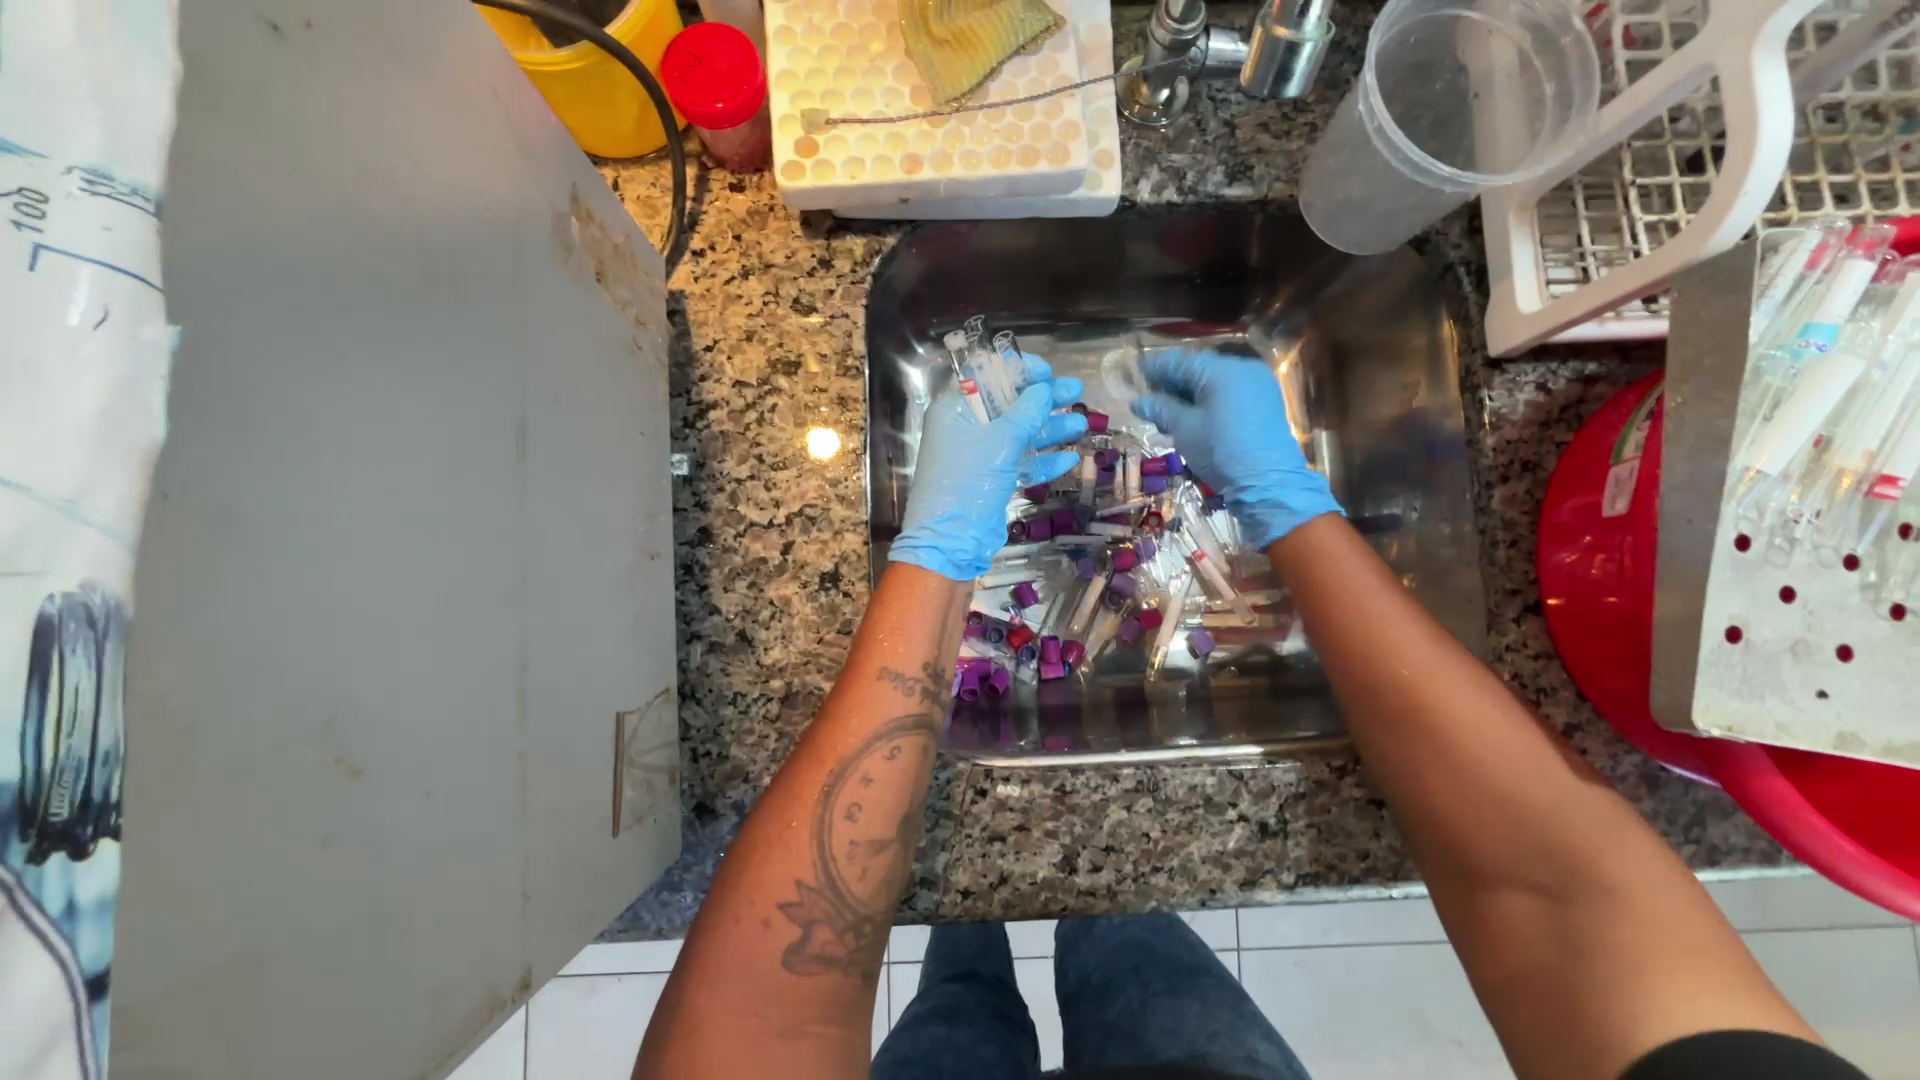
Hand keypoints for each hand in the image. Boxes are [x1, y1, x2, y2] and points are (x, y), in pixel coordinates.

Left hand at [890, 356, 1086, 580]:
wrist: (951, 541)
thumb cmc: (969, 480)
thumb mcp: (1000, 441)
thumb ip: (1026, 412)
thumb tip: (1044, 390)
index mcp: (956, 409)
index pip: (985, 374)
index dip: (1017, 369)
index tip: (1048, 372)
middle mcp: (965, 428)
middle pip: (1008, 404)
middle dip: (1043, 398)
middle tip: (1076, 391)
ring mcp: (979, 455)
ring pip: (1018, 434)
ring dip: (1050, 429)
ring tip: (1081, 423)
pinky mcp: (991, 480)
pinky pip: (1019, 462)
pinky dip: (1042, 460)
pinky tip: (1069, 460)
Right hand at [1130, 349, 1342, 548]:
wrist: (1268, 483)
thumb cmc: (1220, 451)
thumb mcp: (1184, 428)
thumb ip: (1161, 409)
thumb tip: (1138, 401)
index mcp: (1222, 369)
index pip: (1180, 361)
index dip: (1155, 367)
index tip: (1136, 372)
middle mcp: (1243, 369)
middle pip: (1199, 369)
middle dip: (1173, 383)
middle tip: (1150, 397)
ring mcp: (1258, 386)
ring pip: (1215, 383)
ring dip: (1190, 395)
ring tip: (1167, 413)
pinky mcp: (1265, 404)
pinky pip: (1230, 394)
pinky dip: (1209, 402)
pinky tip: (1192, 418)